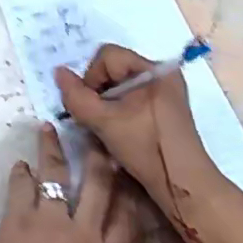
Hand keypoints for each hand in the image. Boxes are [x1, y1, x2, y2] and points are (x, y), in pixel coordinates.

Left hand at [0, 125, 173, 242]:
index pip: (125, 222)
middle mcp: (82, 233)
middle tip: (100, 136)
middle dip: (100, 160)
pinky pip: (22, 188)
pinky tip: (20, 164)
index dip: (130, 199)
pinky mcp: (17, 219)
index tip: (132, 176)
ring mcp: (49, 222)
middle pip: (96, 187)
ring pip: (55, 176)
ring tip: (48, 127)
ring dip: (52, 150)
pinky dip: (21, 174)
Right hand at [55, 45, 210, 211]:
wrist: (184, 186)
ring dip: (109, 103)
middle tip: (98, 119)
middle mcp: (164, 72)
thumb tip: (58, 72)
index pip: (107, 56)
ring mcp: (168, 90)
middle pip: (114, 68)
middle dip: (99, 92)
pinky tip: (122, 131)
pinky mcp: (168, 107)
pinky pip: (135, 96)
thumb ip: (76, 97)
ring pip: (123, 84)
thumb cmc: (146, 149)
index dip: (91, 79)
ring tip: (109, 127)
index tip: (91, 108)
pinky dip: (122, 109)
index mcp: (154, 68)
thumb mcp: (104, 123)